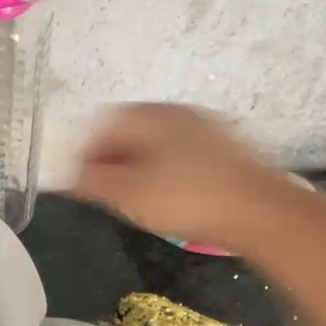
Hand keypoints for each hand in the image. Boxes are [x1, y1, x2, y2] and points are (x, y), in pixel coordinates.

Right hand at [69, 103, 299, 247]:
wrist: (261, 212)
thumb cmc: (186, 199)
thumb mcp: (127, 194)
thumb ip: (90, 181)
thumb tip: (64, 175)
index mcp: (150, 115)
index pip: (101, 123)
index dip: (82, 151)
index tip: (77, 181)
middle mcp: (178, 112)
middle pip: (130, 130)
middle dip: (110, 158)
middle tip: (102, 191)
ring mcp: (207, 127)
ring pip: (157, 143)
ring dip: (137, 166)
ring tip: (133, 198)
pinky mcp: (227, 149)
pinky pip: (181, 153)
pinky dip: (164, 170)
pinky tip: (168, 197)